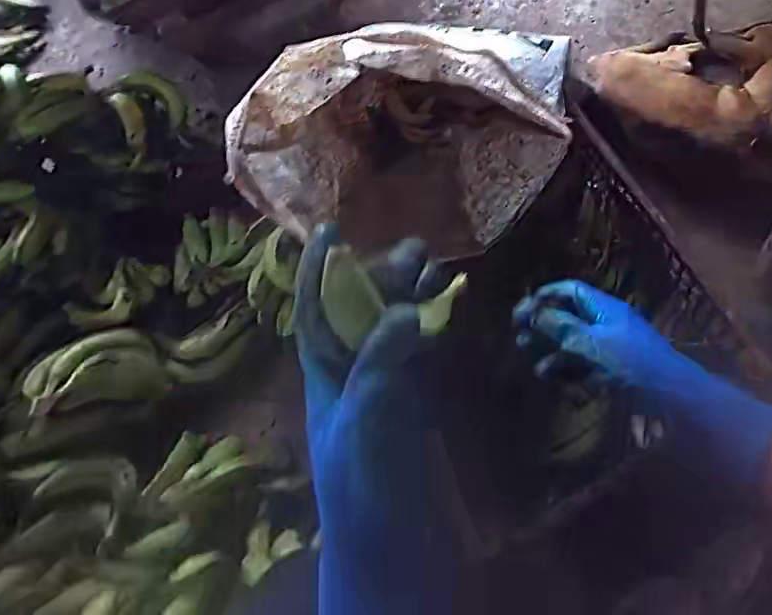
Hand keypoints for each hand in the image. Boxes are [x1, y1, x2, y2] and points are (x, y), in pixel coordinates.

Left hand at [295, 226, 452, 614]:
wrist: (398, 542)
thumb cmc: (366, 482)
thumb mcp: (365, 419)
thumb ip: (381, 361)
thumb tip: (405, 310)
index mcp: (325, 371)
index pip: (316, 310)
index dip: (319, 270)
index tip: (328, 230)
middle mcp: (355, 366)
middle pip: (363, 305)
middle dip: (383, 273)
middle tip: (415, 252)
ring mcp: (389, 376)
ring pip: (398, 318)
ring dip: (415, 291)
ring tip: (436, 271)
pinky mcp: (420, 389)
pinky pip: (427, 340)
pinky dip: (439, 315)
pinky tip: (454, 299)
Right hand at [513, 281, 771, 488]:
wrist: (673, 397)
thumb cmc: (634, 364)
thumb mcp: (595, 344)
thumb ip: (564, 329)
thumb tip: (535, 311)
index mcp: (605, 307)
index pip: (570, 290)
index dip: (545, 296)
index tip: (521, 309)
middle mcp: (606, 322)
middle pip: (569, 315)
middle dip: (543, 322)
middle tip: (518, 334)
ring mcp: (610, 346)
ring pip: (573, 341)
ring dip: (550, 347)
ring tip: (528, 356)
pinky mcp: (612, 370)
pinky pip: (583, 363)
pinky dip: (565, 367)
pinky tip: (549, 376)